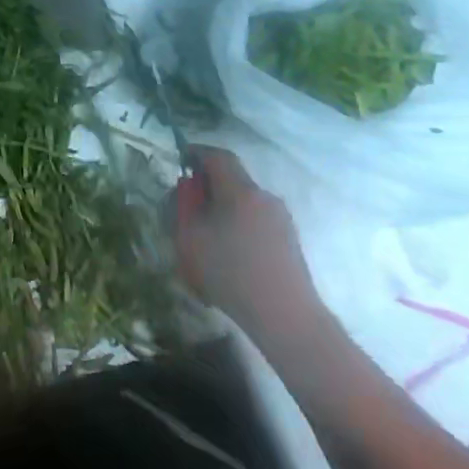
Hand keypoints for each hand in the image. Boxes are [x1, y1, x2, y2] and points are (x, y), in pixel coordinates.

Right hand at [173, 146, 329, 348]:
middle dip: (207, 188)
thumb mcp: (188, 238)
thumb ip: (182, 206)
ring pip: (243, 204)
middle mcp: (264, 197)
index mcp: (240, 190)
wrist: (284, 315)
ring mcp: (281, 220)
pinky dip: (236, 229)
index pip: (218, 156)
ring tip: (203, 240)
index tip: (180, 158)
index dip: (197, 153)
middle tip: (185, 207)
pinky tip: (226, 259)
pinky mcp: (288, 242)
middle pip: (231, 181)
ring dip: (221, 212)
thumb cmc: (229, 271)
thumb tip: (187, 189)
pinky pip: (255, 224)